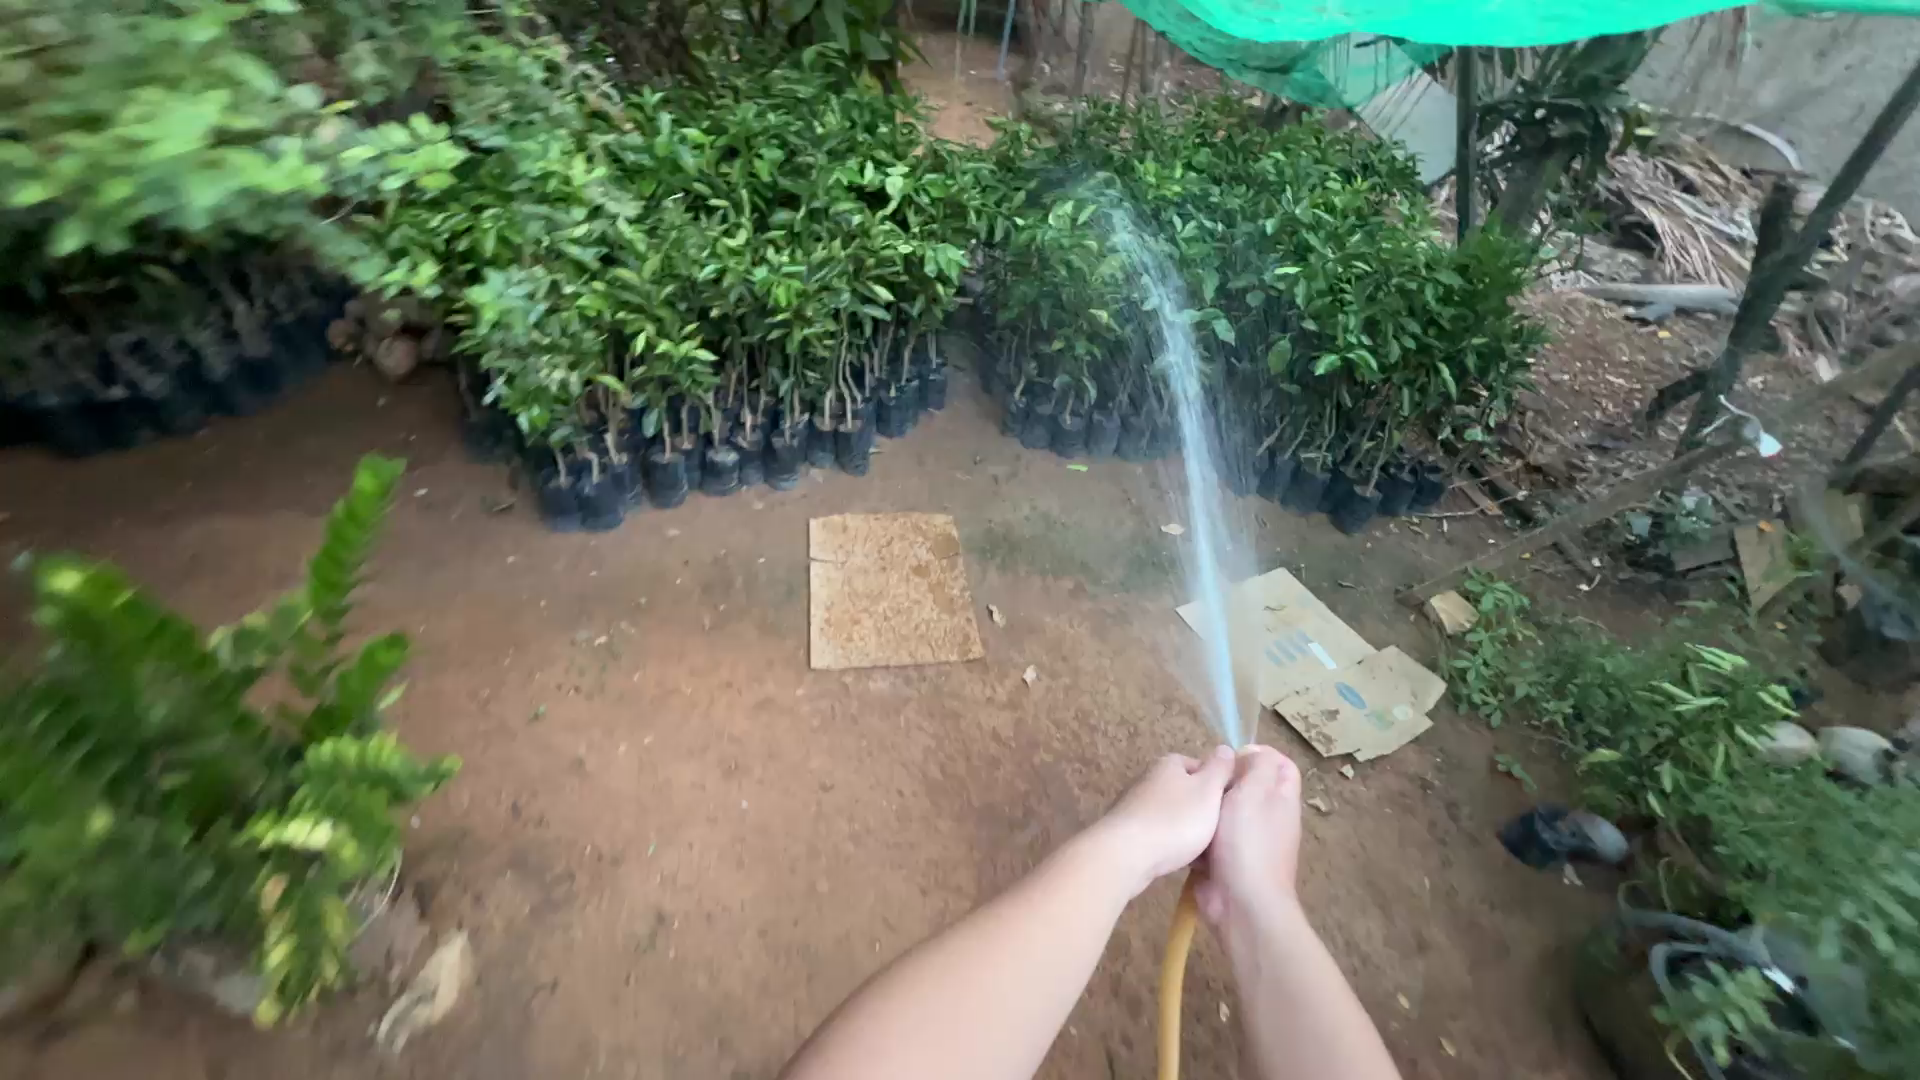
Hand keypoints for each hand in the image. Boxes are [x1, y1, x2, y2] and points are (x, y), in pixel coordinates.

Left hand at [1083, 747, 1235, 897]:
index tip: (1232, 806)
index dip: (1218, 785)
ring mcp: (1136, 804)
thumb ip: (1219, 769)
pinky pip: (1160, 834)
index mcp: (1168, 764)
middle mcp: (1149, 778)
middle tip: (1222, 832)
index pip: (1200, 766)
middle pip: (1186, 791)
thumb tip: (1225, 749)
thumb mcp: (1207, 791)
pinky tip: (1183, 861)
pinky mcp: (1129, 829)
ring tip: (1207, 852)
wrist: (1127, 853)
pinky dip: (1172, 844)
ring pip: (1174, 814)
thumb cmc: (1174, 819)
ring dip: (1189, 830)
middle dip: (1203, 810)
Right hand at [1193, 745, 1303, 932]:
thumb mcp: (1254, 793)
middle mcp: (1268, 818)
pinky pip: (1212, 834)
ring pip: (1226, 810)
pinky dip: (1200, 829)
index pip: (1281, 766)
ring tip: (1190, 799)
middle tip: (1205, 778)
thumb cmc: (1248, 842)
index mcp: (1281, 801)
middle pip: (1249, 786)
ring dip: (1209, 805)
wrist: (1241, 904)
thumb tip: (1251, 753)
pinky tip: (1185, 824)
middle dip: (1226, 779)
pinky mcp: (1226, 859)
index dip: (1260, 753)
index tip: (1231, 755)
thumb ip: (1256, 767)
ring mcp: (1247, 840)